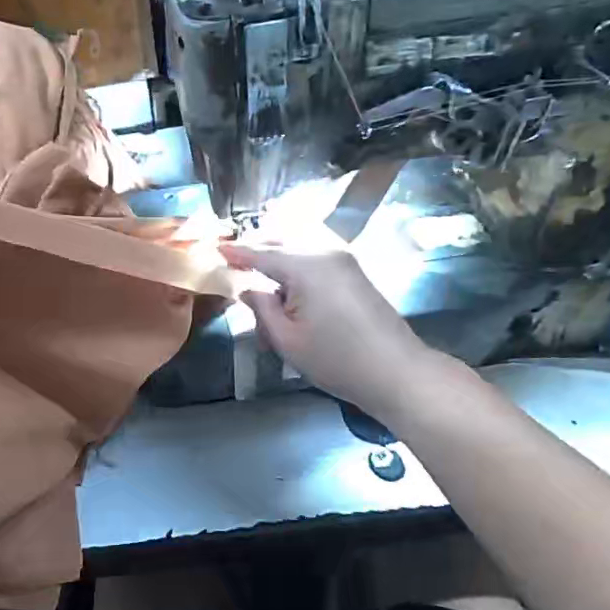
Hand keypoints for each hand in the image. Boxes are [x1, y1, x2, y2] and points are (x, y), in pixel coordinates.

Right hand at [220, 242, 442, 414]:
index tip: (214, 249)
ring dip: (276, 245)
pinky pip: (315, 249)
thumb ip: (261, 307)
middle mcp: (324, 252)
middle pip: (281, 238)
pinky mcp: (352, 269)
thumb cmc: (336, 359)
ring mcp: (343, 258)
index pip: (260, 253)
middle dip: (255, 245)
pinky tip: (284, 267)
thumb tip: (248, 288)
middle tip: (232, 258)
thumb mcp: (286, 339)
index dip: (236, 252)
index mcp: (305, 265)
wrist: (395, 371)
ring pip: (299, 239)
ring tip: (255, 260)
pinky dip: (295, 251)